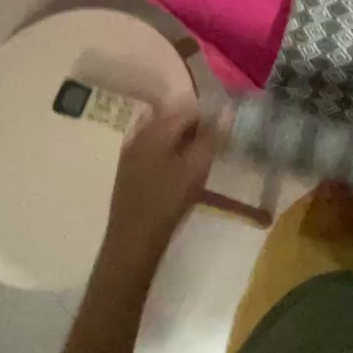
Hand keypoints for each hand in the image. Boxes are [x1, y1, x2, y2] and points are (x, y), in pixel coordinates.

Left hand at [106, 106, 216, 251]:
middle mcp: (140, 134)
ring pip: (163, 136)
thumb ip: (211, 137)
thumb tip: (226, 110)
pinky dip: (169, 154)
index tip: (223, 133)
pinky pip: (153, 150)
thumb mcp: (196, 168)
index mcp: (156, 129)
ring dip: (182, 142)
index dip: (209, 118)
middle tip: (212, 148)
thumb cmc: (167, 202)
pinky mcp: (127, 171)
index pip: (188, 110)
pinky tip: (178, 173)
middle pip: (173, 120)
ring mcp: (130, 152)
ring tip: (198, 161)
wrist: (132, 242)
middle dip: (195, 129)